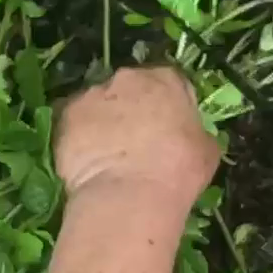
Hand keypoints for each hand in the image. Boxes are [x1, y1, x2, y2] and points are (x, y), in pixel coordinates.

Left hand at [55, 66, 218, 208]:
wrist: (131, 194)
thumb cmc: (178, 171)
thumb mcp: (207, 150)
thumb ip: (195, 131)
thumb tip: (188, 135)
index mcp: (166, 78)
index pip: (170, 83)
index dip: (169, 106)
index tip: (169, 128)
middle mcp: (127, 77)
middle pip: (130, 88)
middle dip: (132, 108)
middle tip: (135, 141)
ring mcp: (92, 93)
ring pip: (98, 103)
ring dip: (103, 121)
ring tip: (107, 154)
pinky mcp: (65, 114)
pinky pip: (73, 122)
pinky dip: (78, 136)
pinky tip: (85, 161)